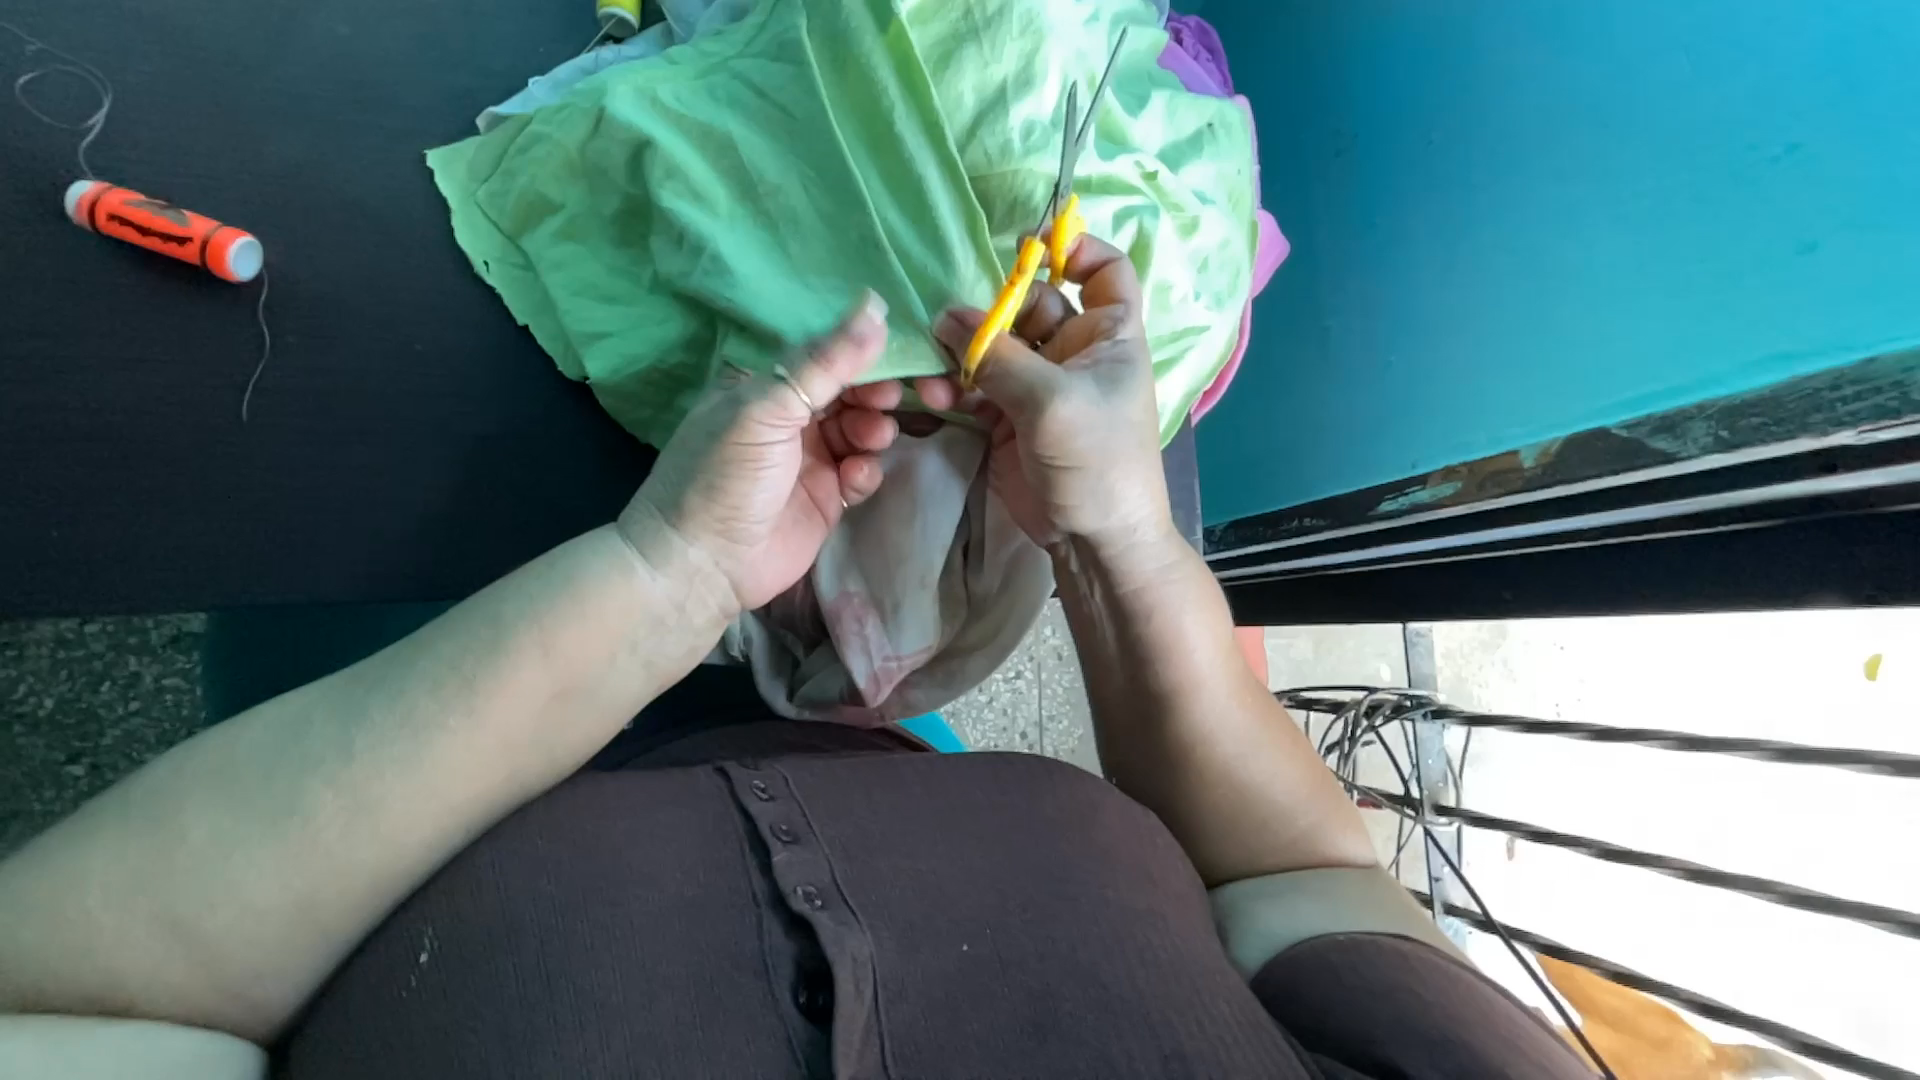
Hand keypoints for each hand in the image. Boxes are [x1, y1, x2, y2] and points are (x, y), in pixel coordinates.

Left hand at [623, 291, 950, 614]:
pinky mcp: (828, 497)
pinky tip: (853, 482)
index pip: (827, 355)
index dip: (867, 354)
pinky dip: (865, 472)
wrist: (705, 564)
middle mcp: (791, 416)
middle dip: (876, 394)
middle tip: (887, 403)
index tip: (904, 356)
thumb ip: (824, 361)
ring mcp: (811, 458)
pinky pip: (862, 472)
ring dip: (873, 431)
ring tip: (868, 441)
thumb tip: (876, 306)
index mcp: (766, 384)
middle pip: (852, 391)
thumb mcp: (767, 409)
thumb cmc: (725, 475)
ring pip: (863, 430)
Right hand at [932, 234, 1174, 555]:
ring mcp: (1039, 384)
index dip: (1075, 250)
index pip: (1104, 270)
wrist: (1092, 537)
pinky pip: (977, 385)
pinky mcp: (1010, 416)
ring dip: (964, 353)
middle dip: (992, 313)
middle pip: (1031, 306)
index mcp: (1109, 334)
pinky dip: (955, 385)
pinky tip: (932, 392)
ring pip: (996, 347)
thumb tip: (946, 316)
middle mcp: (1074, 351)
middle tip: (952, 328)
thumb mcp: (1052, 401)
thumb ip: (998, 356)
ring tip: (935, 369)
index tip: (1030, 249)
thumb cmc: (1096, 459)